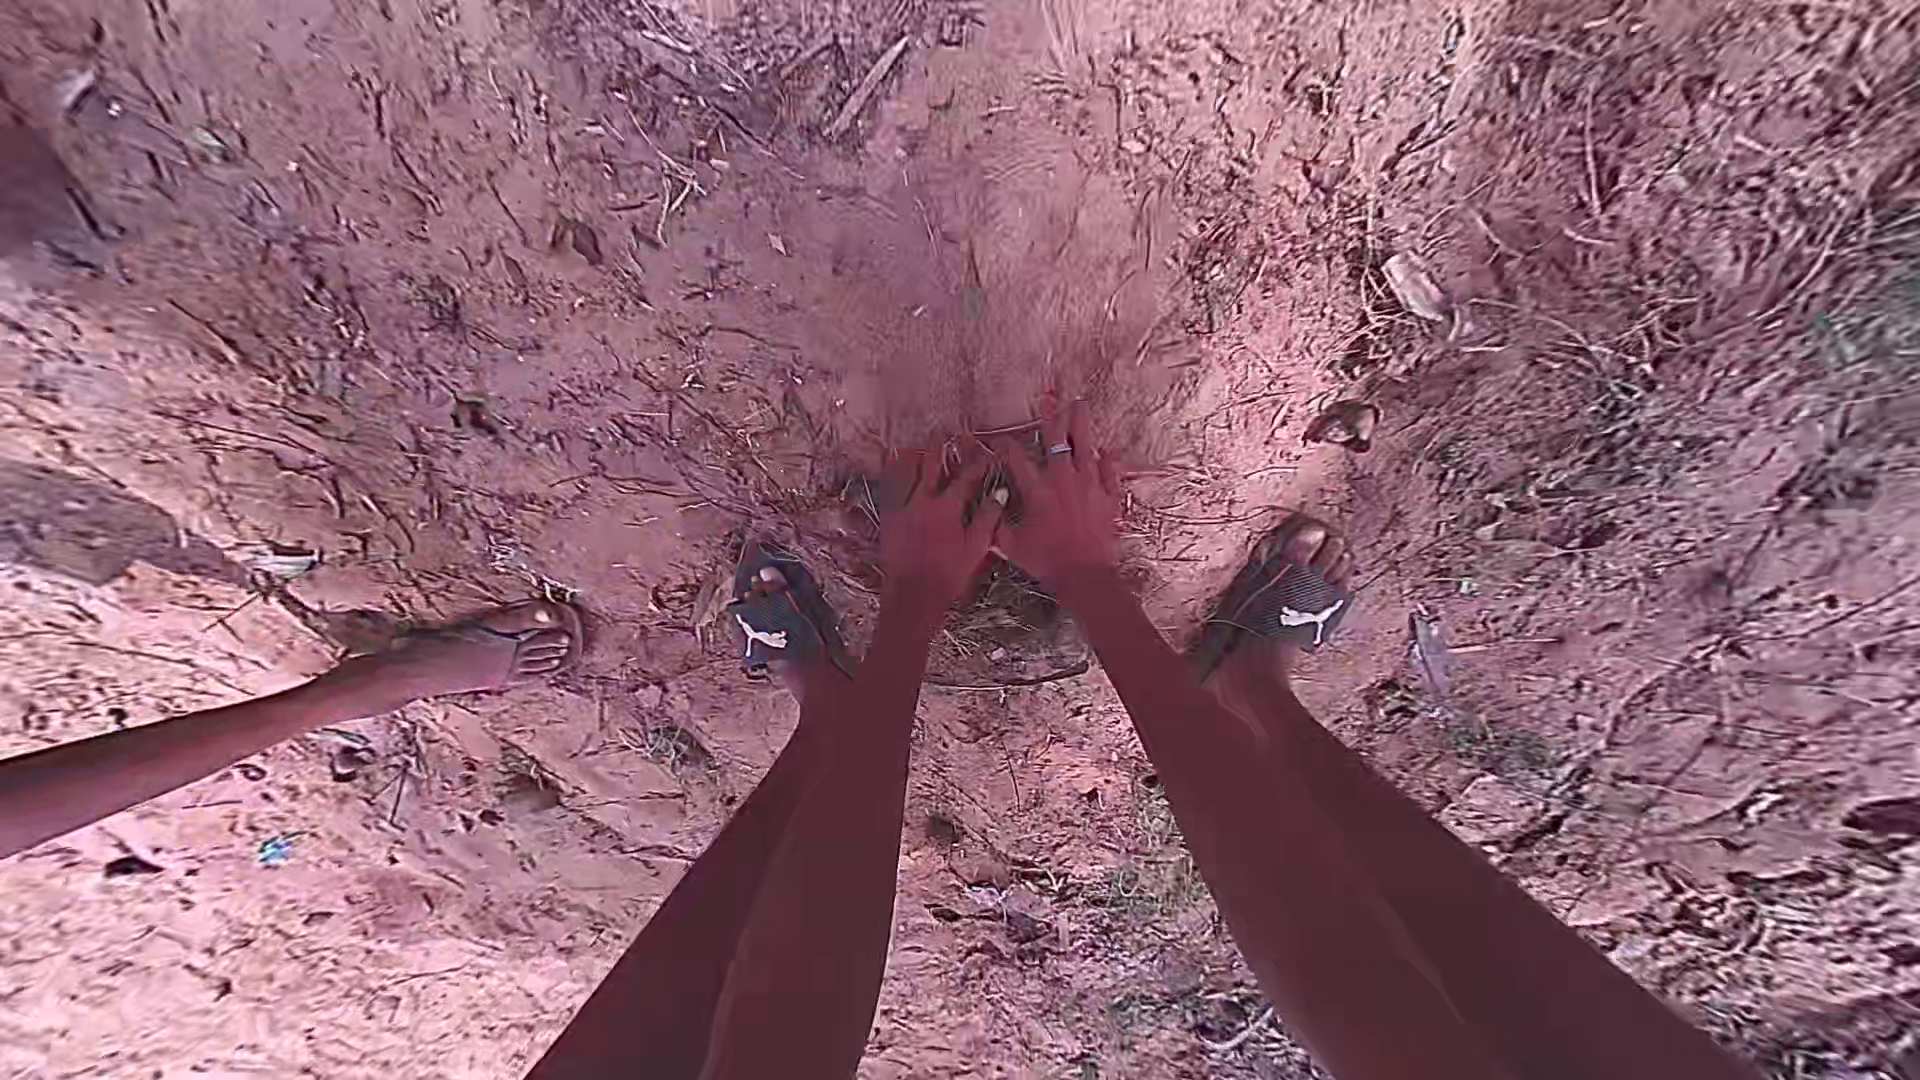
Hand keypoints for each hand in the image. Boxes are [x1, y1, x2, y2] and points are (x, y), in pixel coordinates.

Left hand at [878, 435, 1004, 615]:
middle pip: (931, 467)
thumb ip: (987, 518)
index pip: (966, 478)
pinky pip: (890, 491)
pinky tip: (893, 472)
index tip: (985, 454)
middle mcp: (922, 502)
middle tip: (941, 432)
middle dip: (939, 448)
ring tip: (913, 446)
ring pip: (906, 475)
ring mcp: (902, 509)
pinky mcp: (888, 520)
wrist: (913, 595)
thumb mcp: (975, 548)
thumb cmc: (948, 575)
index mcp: (947, 508)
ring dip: (912, 458)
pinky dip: (893, 478)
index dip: (977, 464)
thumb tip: (999, 494)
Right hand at [994, 397, 1121, 586]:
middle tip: (1048, 399)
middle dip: (1050, 417)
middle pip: (1056, 439)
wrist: (1085, 575)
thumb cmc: (1047, 561)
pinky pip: (1110, 472)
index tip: (1001, 443)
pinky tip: (1107, 451)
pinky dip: (1108, 461)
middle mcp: (1063, 480)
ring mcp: (1089, 486)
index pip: (1016, 459)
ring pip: (1085, 447)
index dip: (1006, 447)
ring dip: (1081, 424)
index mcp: (1037, 490)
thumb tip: (989, 511)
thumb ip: (998, 525)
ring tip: (1080, 405)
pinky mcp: (1108, 497)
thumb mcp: (1012, 546)